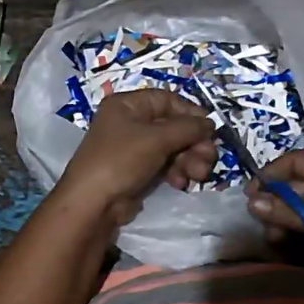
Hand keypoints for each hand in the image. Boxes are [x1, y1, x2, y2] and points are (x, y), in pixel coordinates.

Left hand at [58, 90, 216, 223]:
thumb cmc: (121, 160)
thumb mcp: (156, 138)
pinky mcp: (138, 170)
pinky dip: (176, 171)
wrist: (93, 203)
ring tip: (197, 175)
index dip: (191, 113)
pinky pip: (165, 164)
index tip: (210, 130)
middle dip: (194, 142)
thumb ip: (187, 127)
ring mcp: (134, 148)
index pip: (167, 100)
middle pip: (173, 125)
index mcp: (127, 105)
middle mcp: (130, 122)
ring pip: (172, 147)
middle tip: (208, 158)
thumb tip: (210, 122)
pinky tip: (180, 183)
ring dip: (189, 159)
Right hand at [245, 150, 303, 240]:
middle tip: (262, 223)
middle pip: (294, 183)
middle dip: (275, 202)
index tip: (251, 196)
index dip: (270, 175)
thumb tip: (252, 204)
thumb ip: (292, 213)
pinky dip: (293, 230)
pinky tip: (286, 243)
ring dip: (282, 220)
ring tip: (274, 238)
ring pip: (298, 204)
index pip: (295, 161)